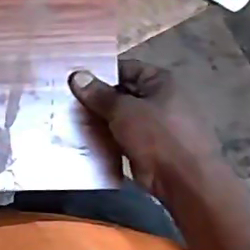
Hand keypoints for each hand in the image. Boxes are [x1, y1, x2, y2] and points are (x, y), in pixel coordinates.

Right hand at [69, 60, 220, 198]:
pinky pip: (123, 138)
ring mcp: (155, 126)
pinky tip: (84, 141)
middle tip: (65, 100)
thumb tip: (76, 75)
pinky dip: (107, 139)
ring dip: (100, 121)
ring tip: (68, 120)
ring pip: (121, 118)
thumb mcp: (124, 110)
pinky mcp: (149, 148)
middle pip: (122, 94)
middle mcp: (160, 100)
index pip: (125, 68)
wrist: (184, 180)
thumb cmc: (157, 136)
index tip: (73, 79)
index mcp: (160, 82)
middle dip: (97, 99)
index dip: (100, 73)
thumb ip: (99, 94)